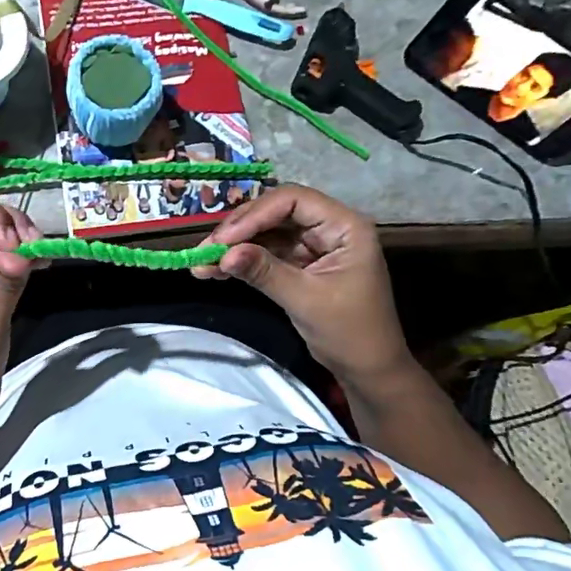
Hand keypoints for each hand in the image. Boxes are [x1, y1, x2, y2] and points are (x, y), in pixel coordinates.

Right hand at [194, 186, 412, 382]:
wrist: (368, 369)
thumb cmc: (349, 332)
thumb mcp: (305, 300)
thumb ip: (265, 272)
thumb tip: (224, 255)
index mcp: (344, 226)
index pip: (293, 201)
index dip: (255, 215)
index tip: (223, 240)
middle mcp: (330, 227)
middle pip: (277, 213)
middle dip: (239, 230)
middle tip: (204, 251)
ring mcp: (315, 246)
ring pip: (268, 234)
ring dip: (236, 247)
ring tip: (201, 263)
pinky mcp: (302, 264)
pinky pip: (269, 254)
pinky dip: (244, 261)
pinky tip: (216, 271)